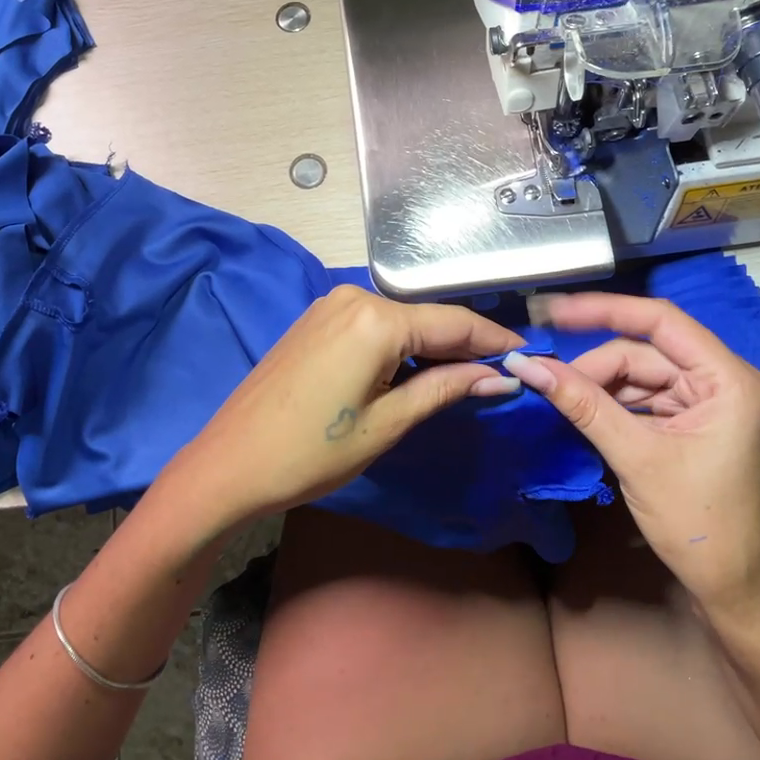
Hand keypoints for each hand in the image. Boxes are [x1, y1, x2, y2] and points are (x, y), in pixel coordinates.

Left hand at [169, 285, 524, 531]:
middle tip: (504, 370)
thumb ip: (444, 389)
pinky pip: (372, 325)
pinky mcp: (315, 320)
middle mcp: (353, 296)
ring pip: (399, 321)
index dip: (494, 340)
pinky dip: (399, 345)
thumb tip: (499, 376)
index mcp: (375, 318)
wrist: (230, 462)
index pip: (453, 323)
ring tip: (469, 374)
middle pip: (426, 318)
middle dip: (464, 344)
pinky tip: (417, 368)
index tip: (529, 354)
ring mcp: (329, 306)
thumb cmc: (311, 452)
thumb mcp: (387, 424)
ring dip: (431, 345)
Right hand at [503, 294, 759, 616]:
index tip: (553, 312)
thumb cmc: (698, 522)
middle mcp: (720, 379)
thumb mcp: (635, 457)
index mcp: (727, 379)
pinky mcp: (691, 422)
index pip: (660, 321)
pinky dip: (611, 404)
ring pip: (639, 374)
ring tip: (558, 399)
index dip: (603, 310)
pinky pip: (643, 397)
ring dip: (599, 386)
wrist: (732, 586)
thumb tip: (526, 366)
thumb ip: (582, 405)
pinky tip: (581, 412)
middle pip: (644, 351)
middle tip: (547, 382)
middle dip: (595, 366)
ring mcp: (706, 401)